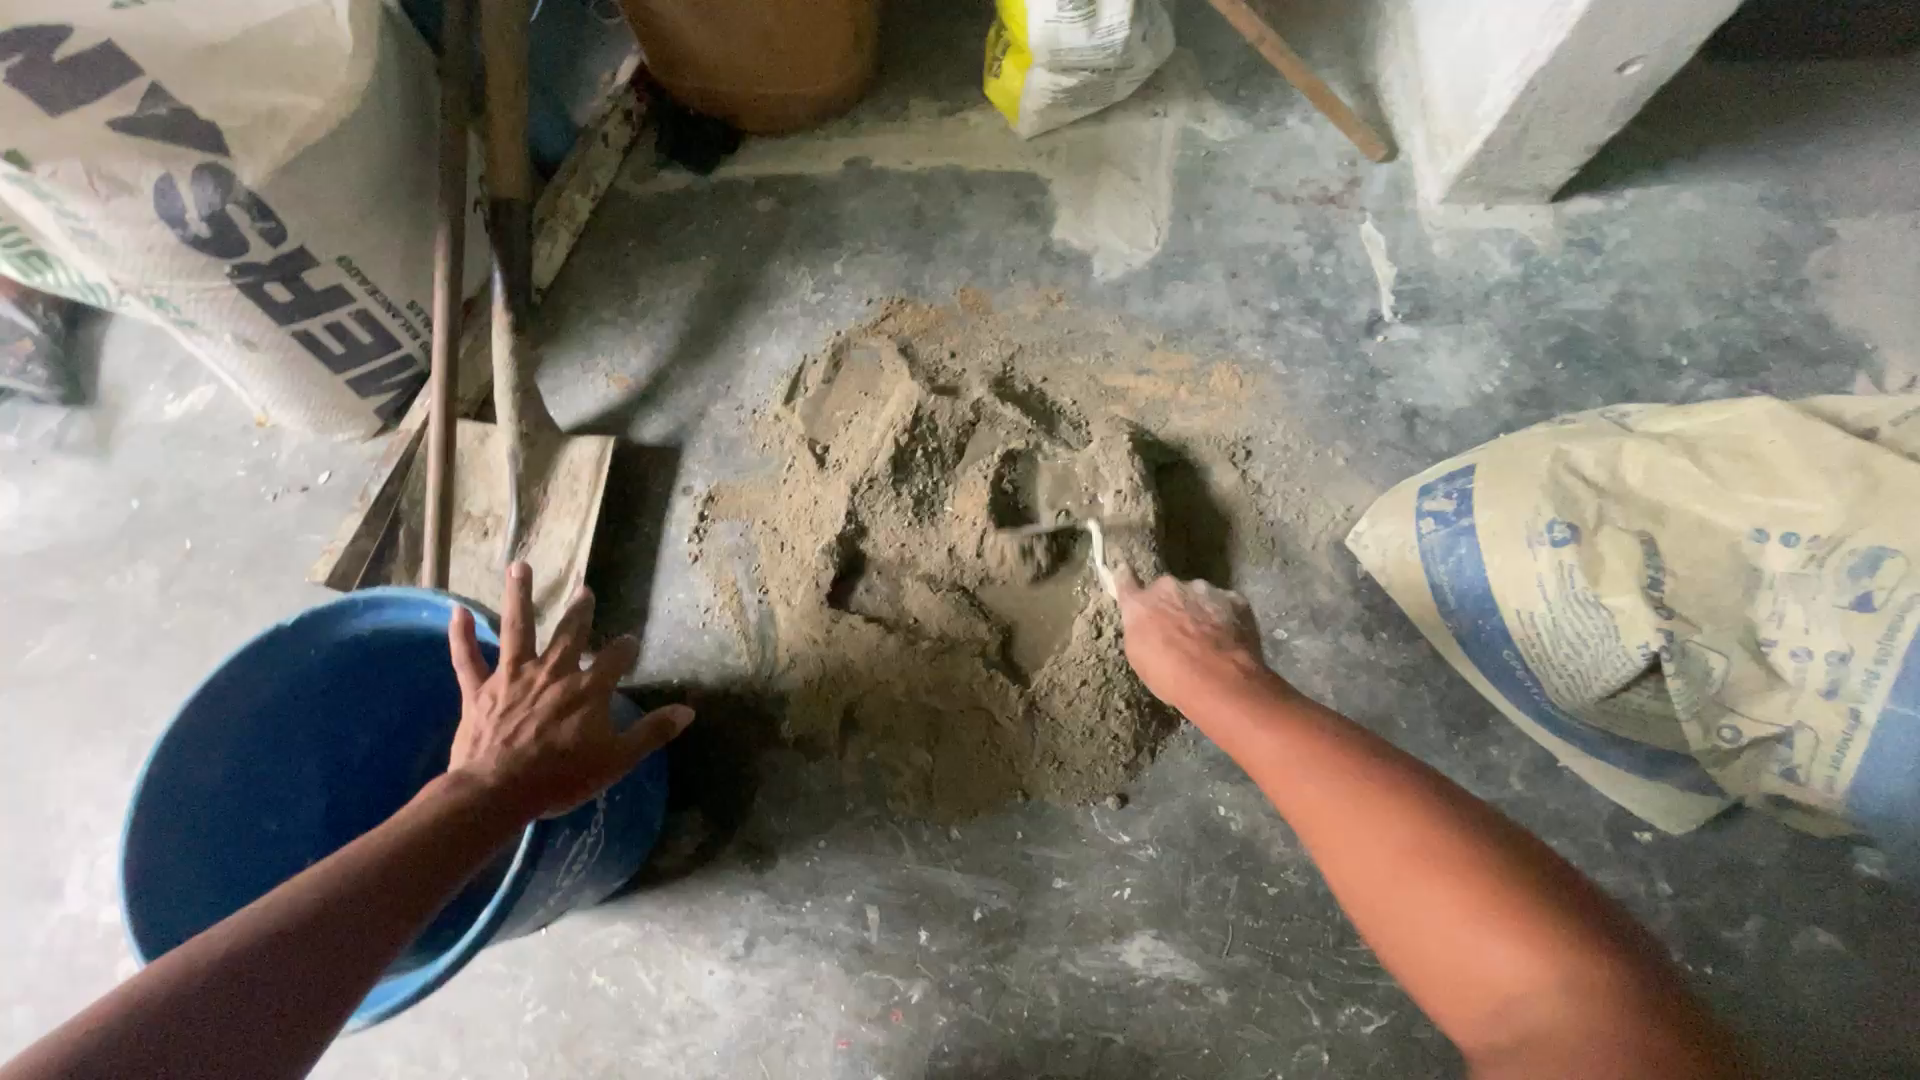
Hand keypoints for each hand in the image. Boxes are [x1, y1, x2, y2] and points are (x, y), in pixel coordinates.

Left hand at [446, 562, 693, 819]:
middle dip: (580, 610)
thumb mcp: (617, 759)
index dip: (626, 648)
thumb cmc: (561, 777)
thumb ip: (652, 732)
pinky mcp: (479, 691)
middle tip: (584, 589)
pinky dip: (461, 635)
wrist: (496, 792)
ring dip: (519, 596)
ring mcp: (512, 677)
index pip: (615, 657)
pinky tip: (456, 611)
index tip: (630, 642)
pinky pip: (466, 659)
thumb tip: (688, 711)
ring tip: (519, 566)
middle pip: (569, 632)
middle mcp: (553, 672)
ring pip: (517, 628)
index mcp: (588, 689)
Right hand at [1113, 566, 1280, 715]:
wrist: (1218, 681)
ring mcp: (1204, 590)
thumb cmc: (1169, 675)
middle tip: (1180, 630)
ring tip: (1208, 638)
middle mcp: (1169, 587)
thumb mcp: (1138, 656)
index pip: (1125, 581)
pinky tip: (1229, 638)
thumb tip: (1145, 619)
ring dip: (1198, 609)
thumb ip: (1138, 628)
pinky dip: (1225, 616)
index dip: (1125, 577)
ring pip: (1198, 595)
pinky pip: (1225, 604)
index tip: (1124, 570)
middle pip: (1167, 590)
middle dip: (1171, 604)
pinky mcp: (1234, 598)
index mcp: (1140, 604)